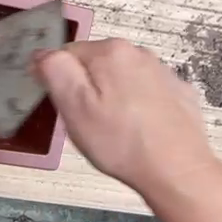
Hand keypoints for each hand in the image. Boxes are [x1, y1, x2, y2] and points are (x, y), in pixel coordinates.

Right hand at [33, 38, 219, 200]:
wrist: (176, 169)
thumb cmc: (118, 141)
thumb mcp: (73, 106)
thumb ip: (55, 71)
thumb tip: (43, 54)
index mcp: (109, 52)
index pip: (66, 54)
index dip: (58, 81)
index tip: (65, 109)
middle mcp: (139, 53)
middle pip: (95, 65)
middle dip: (86, 89)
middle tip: (86, 122)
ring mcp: (162, 72)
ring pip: (119, 78)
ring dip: (110, 96)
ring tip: (111, 129)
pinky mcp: (178, 93)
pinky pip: (144, 92)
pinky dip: (135, 106)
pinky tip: (136, 130)